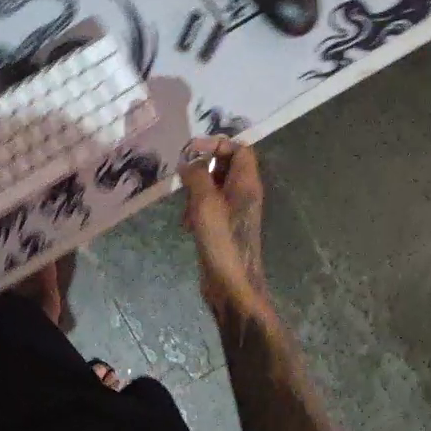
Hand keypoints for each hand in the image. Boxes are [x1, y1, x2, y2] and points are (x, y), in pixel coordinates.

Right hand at [178, 136, 270, 322]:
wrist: (232, 284)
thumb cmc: (222, 241)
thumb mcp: (205, 203)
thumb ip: (197, 176)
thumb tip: (188, 161)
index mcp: (246, 184)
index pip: (239, 149)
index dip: (217, 145)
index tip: (192, 152)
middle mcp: (244, 194)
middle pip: (226, 167)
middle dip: (202, 169)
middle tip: (184, 178)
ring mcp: (235, 212)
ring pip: (215, 188)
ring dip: (196, 191)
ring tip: (184, 206)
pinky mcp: (224, 228)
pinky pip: (210, 207)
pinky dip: (196, 209)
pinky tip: (186, 224)